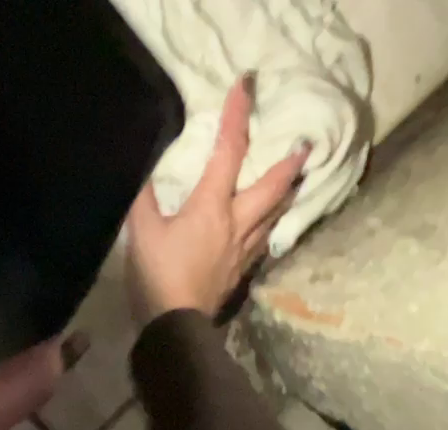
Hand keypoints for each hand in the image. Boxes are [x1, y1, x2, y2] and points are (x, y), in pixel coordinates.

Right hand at [126, 77, 309, 322]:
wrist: (175, 326)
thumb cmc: (158, 276)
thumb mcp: (142, 233)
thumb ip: (145, 200)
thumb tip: (147, 174)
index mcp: (212, 206)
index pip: (229, 151)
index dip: (238, 115)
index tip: (247, 86)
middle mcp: (237, 222)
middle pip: (273, 186)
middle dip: (289, 163)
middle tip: (305, 147)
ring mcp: (244, 250)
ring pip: (275, 214)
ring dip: (287, 194)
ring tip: (295, 181)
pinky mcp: (241, 272)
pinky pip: (263, 241)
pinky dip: (271, 225)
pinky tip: (269, 226)